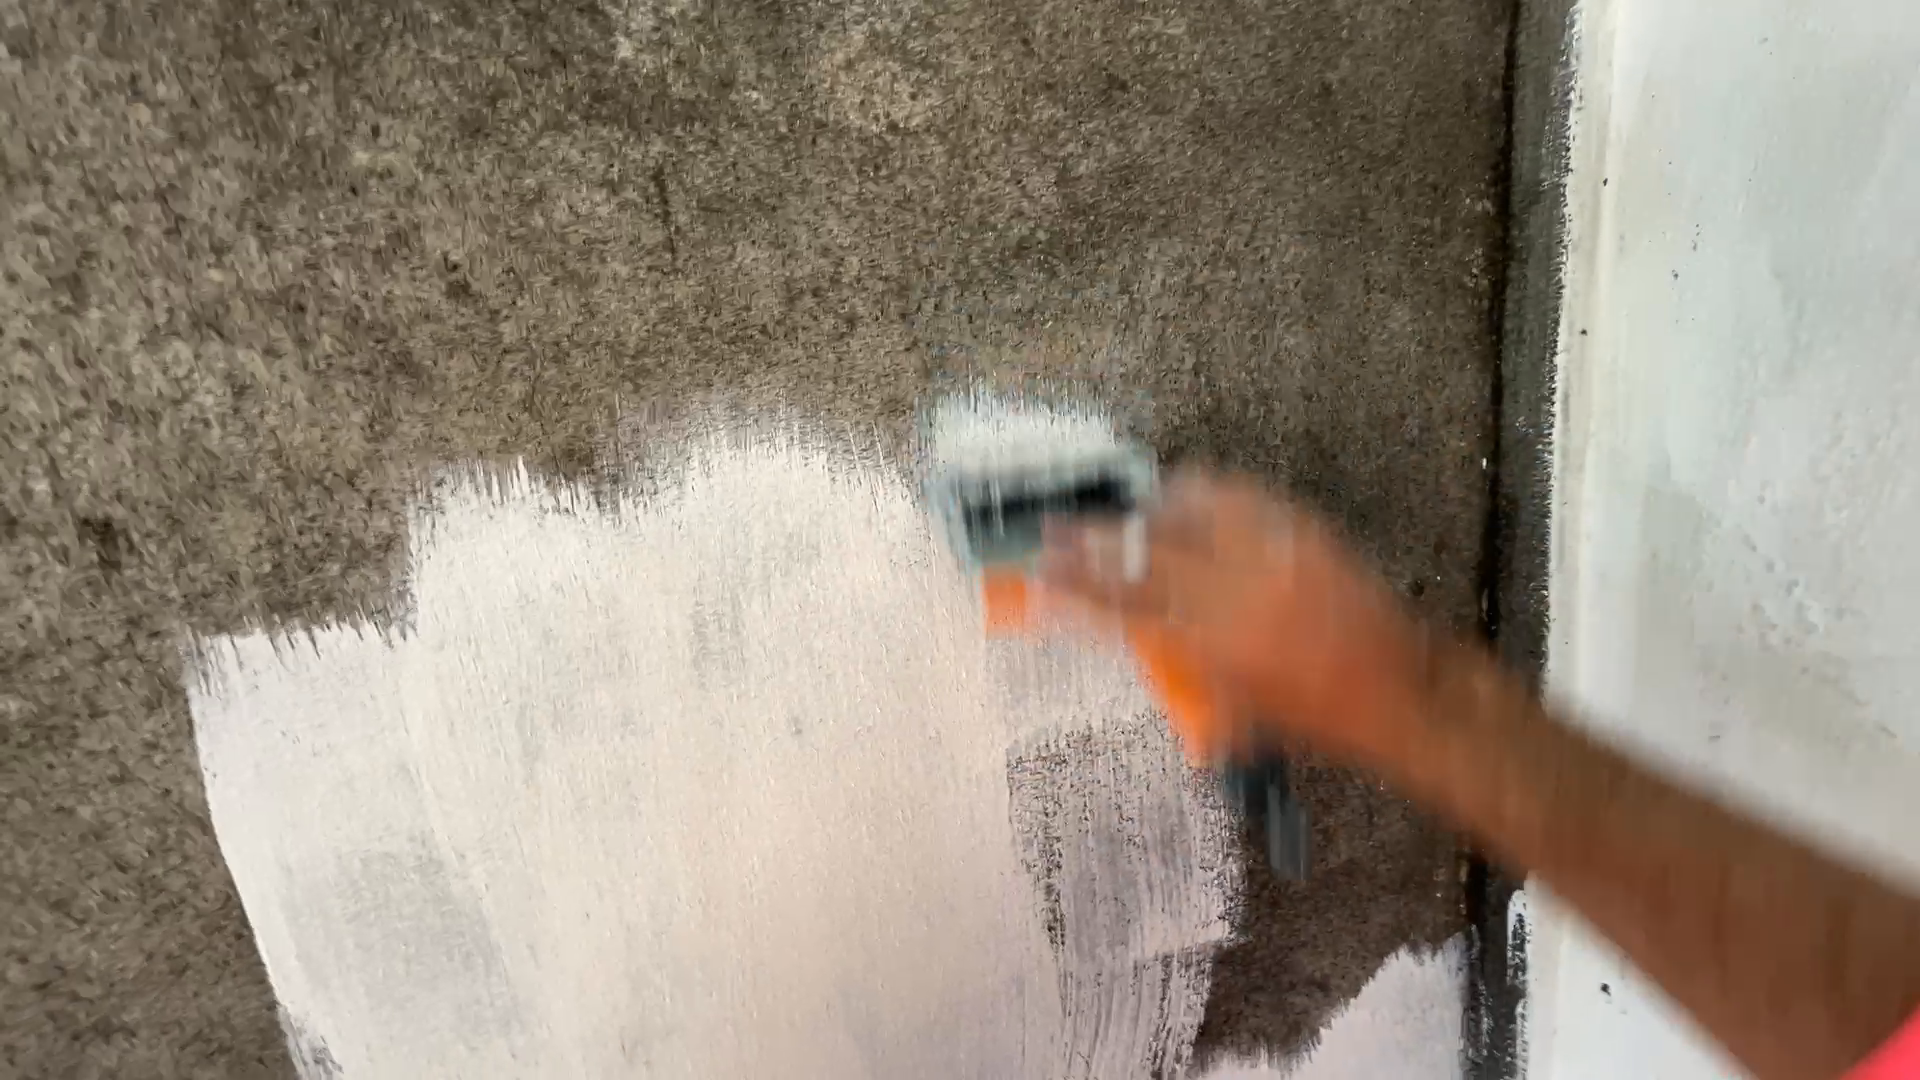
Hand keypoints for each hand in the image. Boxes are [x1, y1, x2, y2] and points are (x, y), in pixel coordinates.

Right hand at [1026, 470, 1429, 766]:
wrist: (1404, 690)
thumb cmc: (1322, 717)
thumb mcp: (1238, 707)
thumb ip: (1182, 662)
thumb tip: (1139, 635)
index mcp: (1216, 644)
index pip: (1125, 608)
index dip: (1077, 591)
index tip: (1043, 579)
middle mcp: (1237, 591)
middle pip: (1141, 553)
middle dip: (1089, 541)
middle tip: (1055, 531)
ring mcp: (1269, 551)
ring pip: (1184, 511)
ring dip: (1141, 511)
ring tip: (1117, 513)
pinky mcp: (1298, 528)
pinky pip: (1235, 493)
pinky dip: (1199, 491)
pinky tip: (1182, 495)